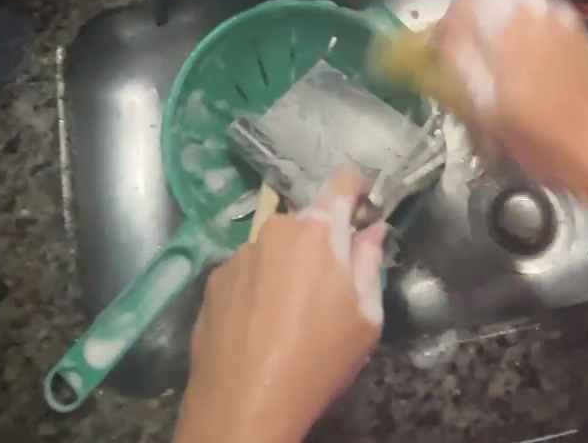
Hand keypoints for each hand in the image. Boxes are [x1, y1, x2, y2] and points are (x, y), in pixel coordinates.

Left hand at [174, 170, 386, 442]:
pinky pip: (248, 270)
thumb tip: (372, 230)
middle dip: (322, 242)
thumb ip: (371, 264)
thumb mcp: (365, 319)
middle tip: (330, 285)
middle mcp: (276, 228)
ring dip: (287, 266)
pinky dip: (259, 286)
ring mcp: (241, 251)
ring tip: (289, 315)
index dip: (357, 185)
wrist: (242, 405)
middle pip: (307, 221)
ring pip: (276, 247)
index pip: (341, 181)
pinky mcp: (215, 278)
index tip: (366, 199)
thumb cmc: (316, 360)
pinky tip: (260, 324)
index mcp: (318, 231)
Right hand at [434, 0, 587, 192]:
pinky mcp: (582, 35)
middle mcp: (538, 12)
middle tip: (470, 43)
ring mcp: (565, 20)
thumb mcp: (487, 109)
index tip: (445, 43)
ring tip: (498, 50)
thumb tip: (443, 36)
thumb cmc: (543, 139)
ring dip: (504, 14)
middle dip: (478, 9)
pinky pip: (547, 12)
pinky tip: (530, 58)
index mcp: (510, 25)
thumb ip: (460, 62)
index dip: (453, 13)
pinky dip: (530, 24)